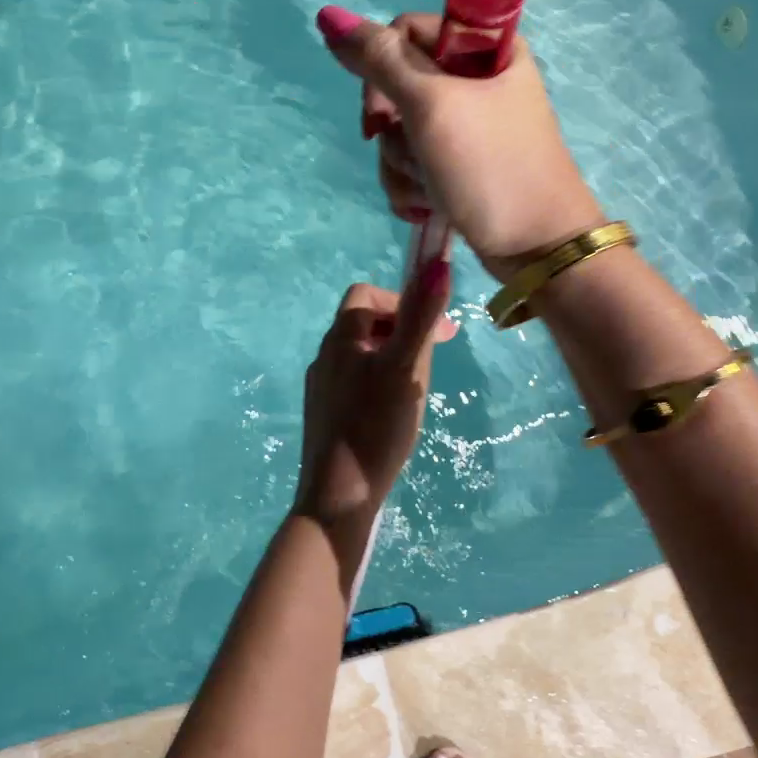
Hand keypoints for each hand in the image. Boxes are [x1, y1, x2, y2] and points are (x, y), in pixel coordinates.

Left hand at [295, 266, 459, 529]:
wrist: (338, 496)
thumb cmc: (376, 426)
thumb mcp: (406, 367)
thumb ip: (421, 316)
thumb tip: (437, 262)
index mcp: (339, 338)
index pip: (366, 295)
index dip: (401, 301)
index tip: (434, 329)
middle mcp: (323, 357)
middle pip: (363, 326)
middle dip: (400, 333)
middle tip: (429, 361)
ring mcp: (320, 389)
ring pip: (359, 357)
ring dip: (390, 360)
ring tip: (415, 390)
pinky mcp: (323, 417)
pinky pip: (353, 385)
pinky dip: (377, 385)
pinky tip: (392, 417)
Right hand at [316, 6, 604, 280]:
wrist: (537, 248)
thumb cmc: (490, 168)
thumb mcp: (431, 106)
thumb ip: (379, 60)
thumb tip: (327, 16)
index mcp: (485, 47)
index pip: (405, 33)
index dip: (382, 69)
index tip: (382, 112)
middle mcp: (477, 80)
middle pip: (396, 87)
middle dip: (394, 131)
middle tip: (414, 153)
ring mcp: (468, 127)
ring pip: (399, 132)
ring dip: (402, 167)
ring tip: (430, 190)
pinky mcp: (460, 167)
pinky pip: (412, 164)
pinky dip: (411, 187)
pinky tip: (428, 206)